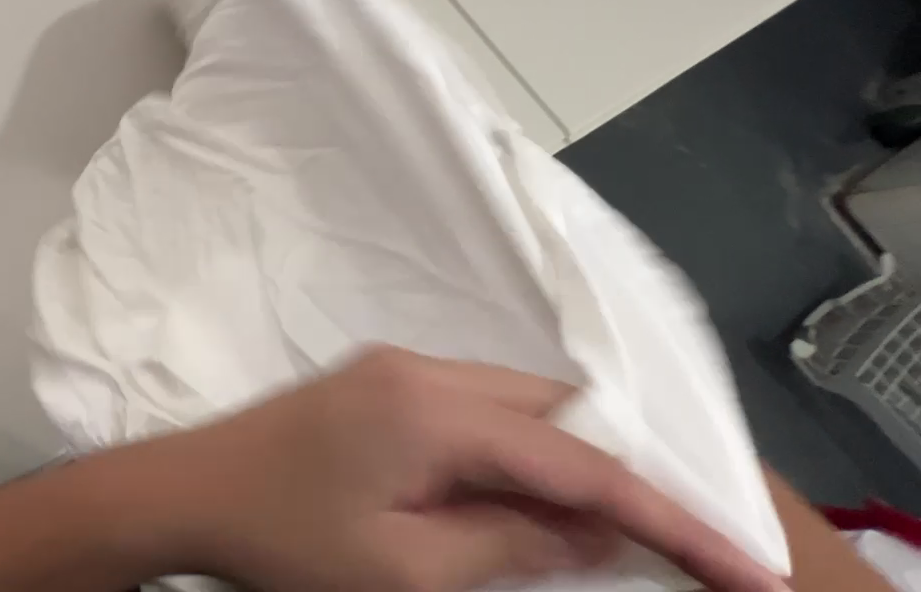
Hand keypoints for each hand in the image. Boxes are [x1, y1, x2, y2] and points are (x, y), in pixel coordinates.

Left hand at [112, 346, 789, 591]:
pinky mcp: (369, 382)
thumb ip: (514, 542)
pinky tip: (527, 496)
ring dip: (566, 459)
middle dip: (622, 472)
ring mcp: (387, 368)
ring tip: (617, 529)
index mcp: (428, 406)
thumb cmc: (287, 539)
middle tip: (688, 545)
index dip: (670, 515)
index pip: (576, 459)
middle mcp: (413, 368)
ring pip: (510, 405)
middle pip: (549, 411)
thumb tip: (601, 529)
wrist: (188, 490)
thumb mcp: (409, 568)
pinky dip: (513, 449)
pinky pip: (469, 407)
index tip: (751, 571)